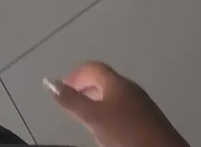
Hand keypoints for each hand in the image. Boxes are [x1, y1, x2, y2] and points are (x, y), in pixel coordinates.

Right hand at [44, 62, 188, 146]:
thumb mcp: (94, 118)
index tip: (65, 85)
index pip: (94, 67)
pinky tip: (111, 130)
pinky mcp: (152, 121)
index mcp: (117, 82)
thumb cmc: (127, 133)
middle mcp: (132, 88)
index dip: (77, 73)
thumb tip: (48, 80)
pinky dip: (113, 113)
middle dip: (88, 87)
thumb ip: (71, 100)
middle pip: (106, 80)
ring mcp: (144, 104)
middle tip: (74, 98)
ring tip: (89, 116)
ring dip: (100, 101)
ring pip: (117, 96)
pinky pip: (127, 109)